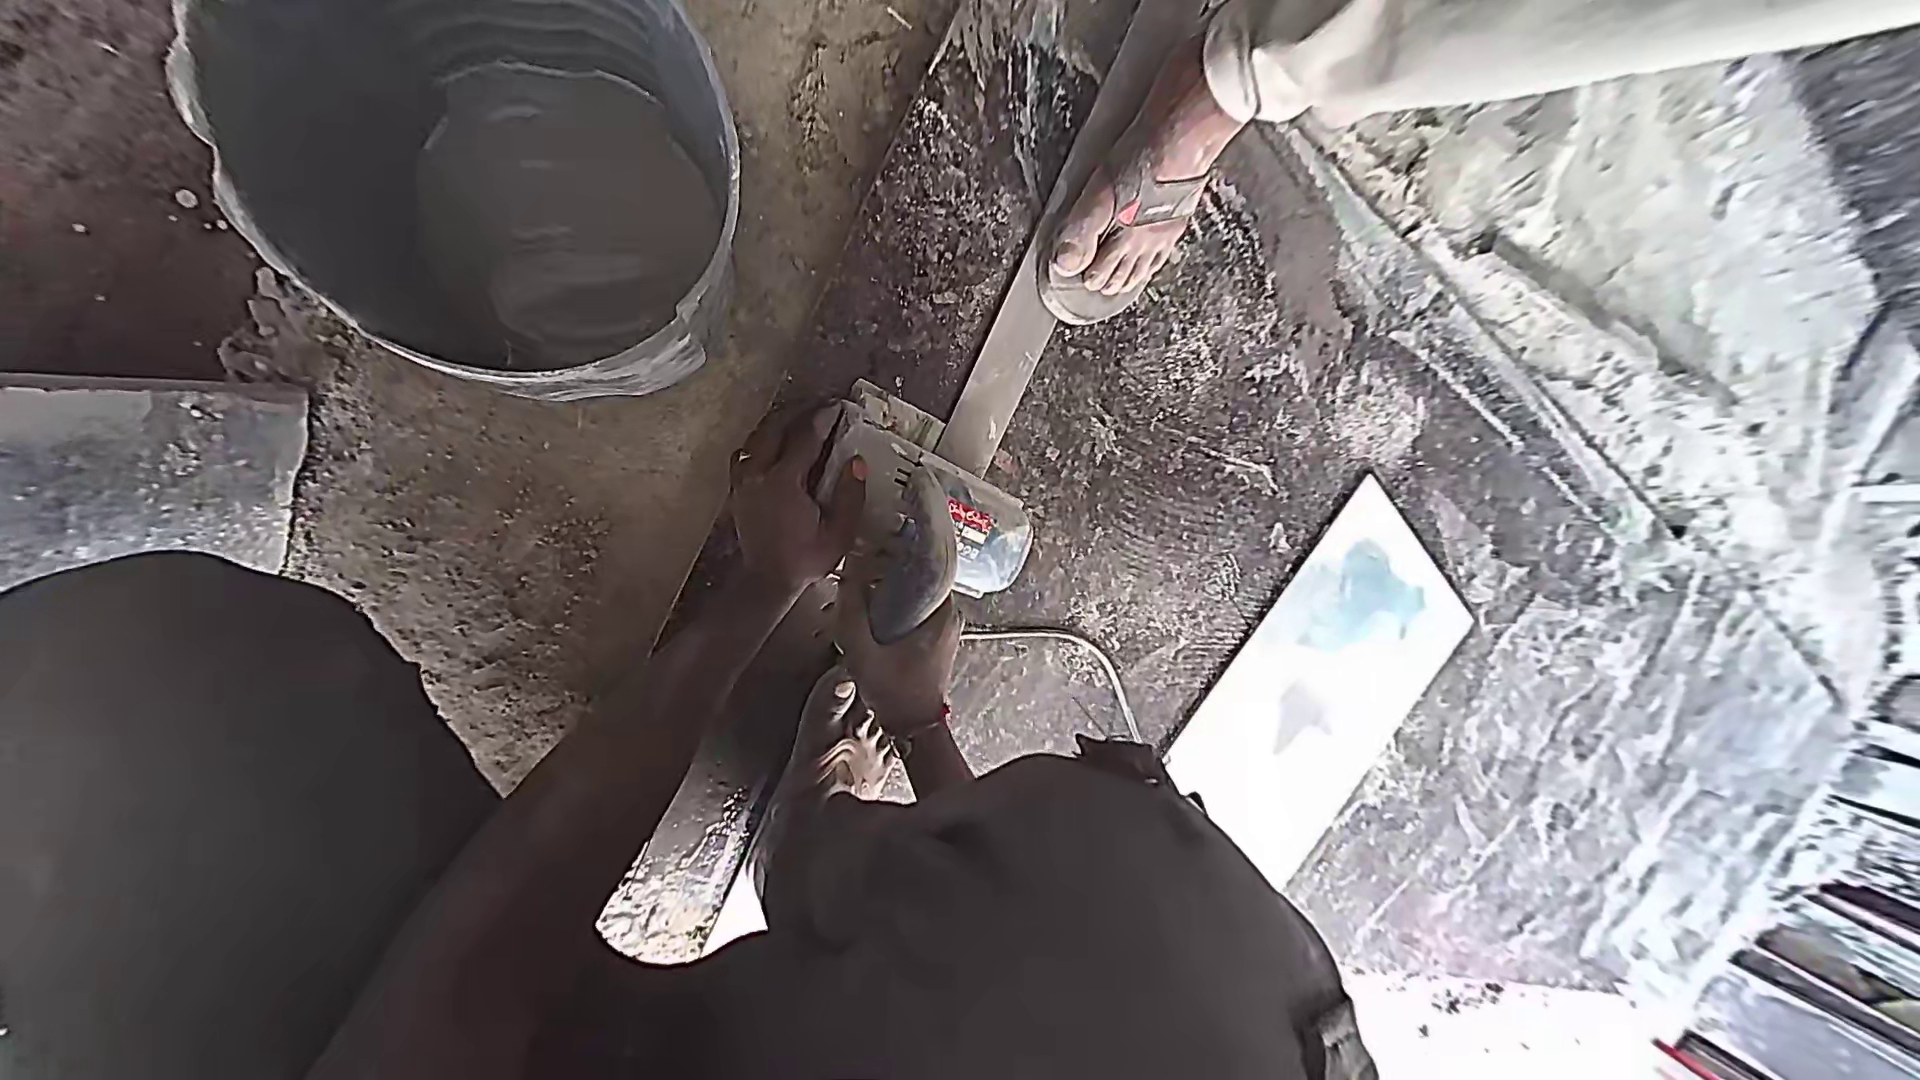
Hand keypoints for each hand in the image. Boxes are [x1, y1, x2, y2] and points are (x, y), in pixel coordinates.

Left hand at [730, 405, 866, 597]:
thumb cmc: (807, 559)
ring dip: (779, 421)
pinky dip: (760, 439)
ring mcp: (743, 480)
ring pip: (758, 436)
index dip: (823, 418)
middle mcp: (759, 474)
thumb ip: (849, 496)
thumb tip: (856, 461)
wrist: (768, 580)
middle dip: (800, 411)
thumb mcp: (839, 533)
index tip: (838, 407)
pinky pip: (745, 452)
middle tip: (822, 405)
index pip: (805, 438)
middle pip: (776, 427)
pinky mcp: (737, 488)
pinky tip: (772, 441)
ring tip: (800, 415)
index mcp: (784, 483)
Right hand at [835, 553, 961, 731]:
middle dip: (889, 572)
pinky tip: (874, 611)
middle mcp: (949, 614)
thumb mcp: (863, 651)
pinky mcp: (937, 637)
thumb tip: (848, 575)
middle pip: (919, 577)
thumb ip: (852, 612)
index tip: (874, 547)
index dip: (897, 552)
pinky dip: (896, 606)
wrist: (913, 726)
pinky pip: (916, 609)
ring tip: (863, 589)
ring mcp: (946, 626)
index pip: (925, 563)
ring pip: (916, 593)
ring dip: (890, 591)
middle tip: (861, 568)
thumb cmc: (895, 692)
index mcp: (941, 612)